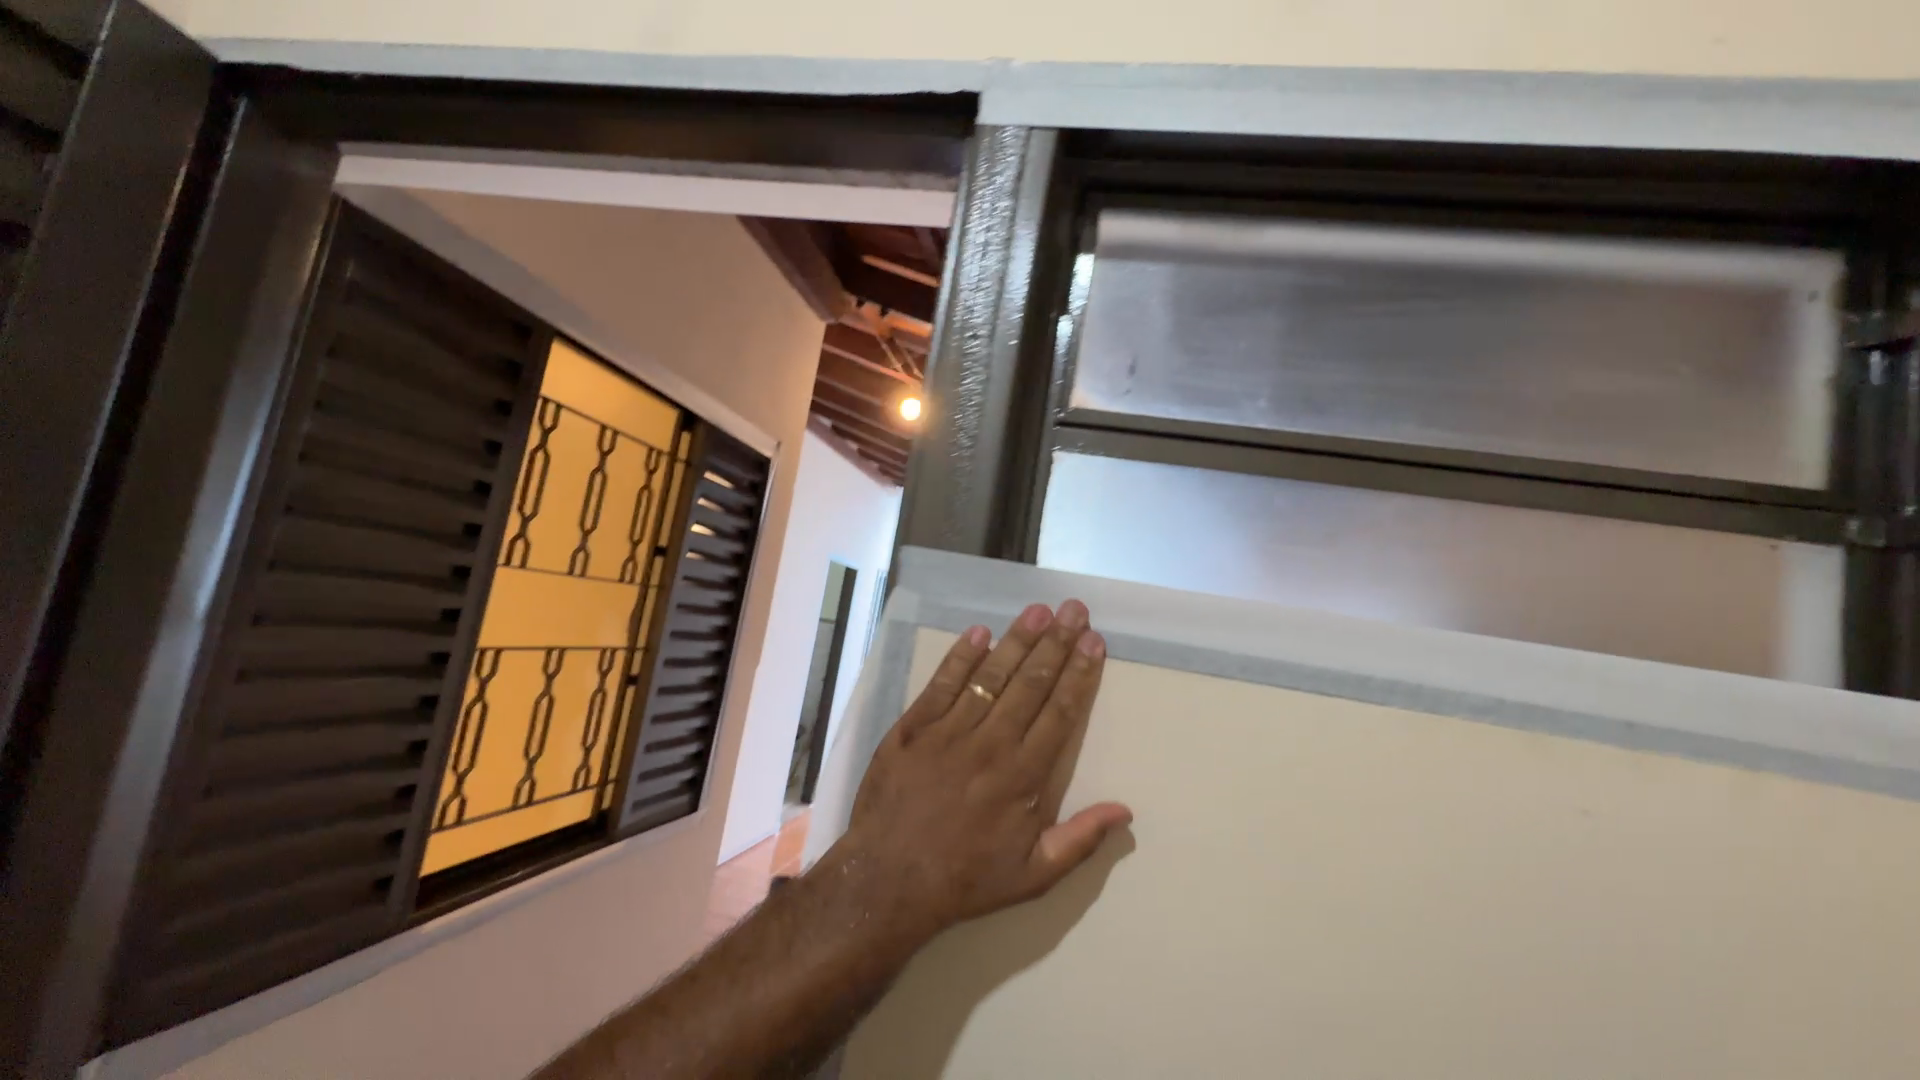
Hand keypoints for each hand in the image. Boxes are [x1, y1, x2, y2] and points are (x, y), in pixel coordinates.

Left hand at [822, 599, 1132, 947]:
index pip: (1060, 713)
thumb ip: (1080, 840)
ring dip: (1016, 641)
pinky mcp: (911, 730)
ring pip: (989, 677)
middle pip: (1030, 684)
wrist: (886, 882)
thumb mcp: (1031, 876)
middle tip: (1074, 609)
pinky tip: (979, 632)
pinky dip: (960, 658)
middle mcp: (989, 745)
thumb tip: (1126, 810)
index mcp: (1022, 777)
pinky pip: (940, 685)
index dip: (1079, 675)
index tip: (1094, 642)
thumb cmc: (964, 880)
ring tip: (1038, 610)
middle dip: (1056, 644)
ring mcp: (947, 733)